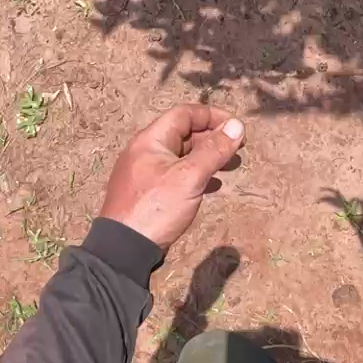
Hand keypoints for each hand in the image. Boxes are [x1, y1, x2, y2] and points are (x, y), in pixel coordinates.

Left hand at [98, 105, 244, 249]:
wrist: (124, 249)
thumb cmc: (157, 207)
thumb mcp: (190, 177)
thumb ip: (214, 150)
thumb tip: (237, 126)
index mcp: (152, 139)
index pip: (185, 114)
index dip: (213, 116)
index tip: (237, 128)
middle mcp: (147, 151)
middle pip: (185, 134)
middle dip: (213, 138)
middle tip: (238, 149)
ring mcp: (146, 172)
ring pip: (183, 156)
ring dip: (208, 157)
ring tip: (232, 166)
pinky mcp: (149, 192)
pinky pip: (177, 174)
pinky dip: (196, 175)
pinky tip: (213, 186)